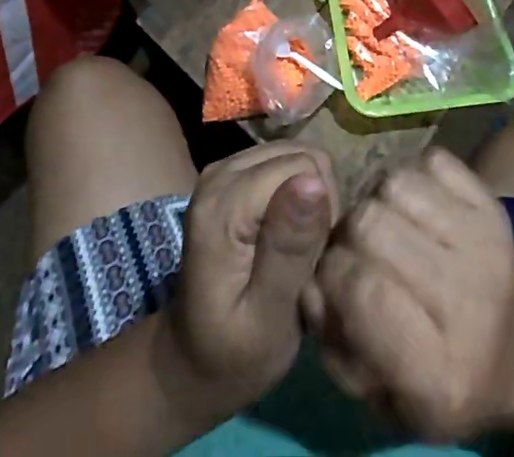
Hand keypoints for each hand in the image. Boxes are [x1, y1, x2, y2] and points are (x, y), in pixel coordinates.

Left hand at [166, 142, 338, 419]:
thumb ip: (290, 249)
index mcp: (223, 205)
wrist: (190, 359)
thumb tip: (314, 182)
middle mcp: (219, 174)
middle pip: (302, 155)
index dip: (323, 210)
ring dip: (310, 197)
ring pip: (298, 155)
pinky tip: (289, 232)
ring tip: (299, 246)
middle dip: (318, 200)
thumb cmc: (233, 351)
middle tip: (307, 256)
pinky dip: (298, 192)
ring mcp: (222, 170)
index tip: (314, 258)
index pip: (304, 168)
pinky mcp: (231, 174)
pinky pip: (285, 162)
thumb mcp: (268, 316)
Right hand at [311, 148, 513, 441]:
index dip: (333, 275)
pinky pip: (434, 161)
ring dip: (378, 199)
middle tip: (355, 249)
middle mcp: (470, 303)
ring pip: (398, 184)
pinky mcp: (496, 209)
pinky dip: (414, 176)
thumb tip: (310, 281)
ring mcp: (487, 247)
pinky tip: (415, 208)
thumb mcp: (376, 393)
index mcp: (438, 372)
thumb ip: (333, 342)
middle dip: (348, 233)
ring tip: (386, 225)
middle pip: (373, 225)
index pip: (363, 291)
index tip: (333, 278)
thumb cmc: (434, 380)